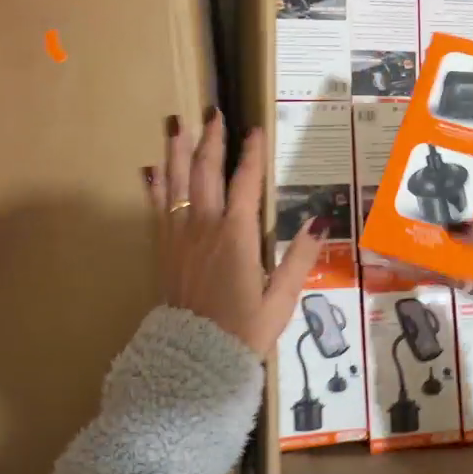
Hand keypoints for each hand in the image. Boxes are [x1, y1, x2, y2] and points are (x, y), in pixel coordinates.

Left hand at [146, 109, 321, 354]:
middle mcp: (205, 226)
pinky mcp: (164, 249)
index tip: (256, 128)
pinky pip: (159, 208)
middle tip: (213, 112)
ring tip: (176, 124)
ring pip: (177, 182)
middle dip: (211, 139)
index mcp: (237, 235)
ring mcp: (180, 236)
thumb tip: (321, 220)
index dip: (252, 153)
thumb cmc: (242, 330)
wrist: (193, 360)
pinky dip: (156, 185)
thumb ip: (300, 258)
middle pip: (206, 171)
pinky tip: (151, 169)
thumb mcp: (281, 298)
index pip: (246, 182)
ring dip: (177, 151)